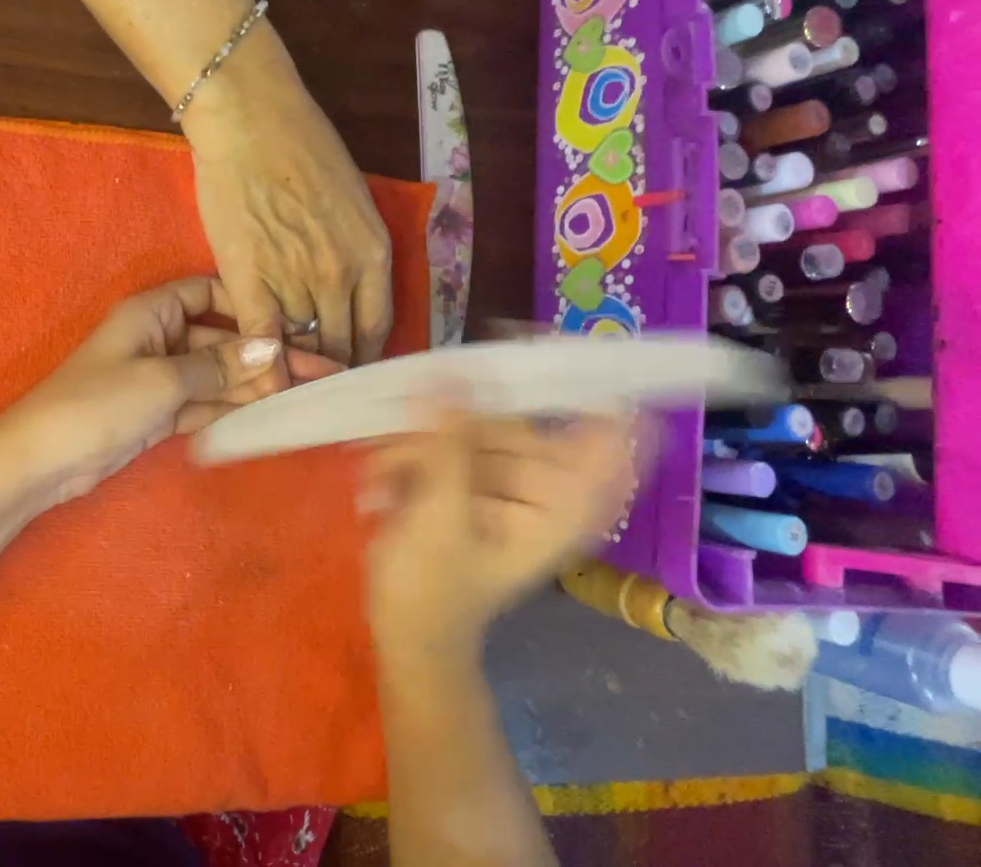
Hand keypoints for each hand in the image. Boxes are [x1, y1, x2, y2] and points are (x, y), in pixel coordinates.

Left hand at [0, 278, 338, 512]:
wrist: (45, 458)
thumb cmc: (99, 403)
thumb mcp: (163, 379)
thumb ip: (218, 366)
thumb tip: (271, 348)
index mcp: (151, 312)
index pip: (208, 293)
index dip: (248, 306)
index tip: (293, 325)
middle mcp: (158, 337)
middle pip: (219, 339)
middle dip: (264, 356)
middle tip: (321, 372)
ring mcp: (158, 377)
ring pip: (215, 375)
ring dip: (255, 385)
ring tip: (308, 395)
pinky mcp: (158, 412)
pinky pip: (203, 402)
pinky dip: (231, 408)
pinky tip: (270, 414)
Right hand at [183, 54, 392, 379]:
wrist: (250, 121)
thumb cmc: (302, 146)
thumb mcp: (350, 200)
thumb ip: (351, 249)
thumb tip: (336, 288)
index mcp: (373, 254)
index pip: (375, 329)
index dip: (362, 361)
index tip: (348, 375)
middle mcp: (342, 275)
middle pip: (340, 346)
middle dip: (330, 376)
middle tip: (316, 395)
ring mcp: (296, 279)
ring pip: (301, 346)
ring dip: (295, 373)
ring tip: (285, 393)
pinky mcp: (250, 279)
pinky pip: (262, 336)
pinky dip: (262, 363)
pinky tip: (257, 383)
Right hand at [361, 396, 650, 655]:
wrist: (407, 635)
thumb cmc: (431, 588)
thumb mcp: (439, 516)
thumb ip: (449, 444)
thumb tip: (453, 371)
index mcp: (568, 502)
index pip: (609, 428)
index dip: (577, 386)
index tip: (520, 355)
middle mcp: (548, 486)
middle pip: (509, 424)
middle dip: (445, 435)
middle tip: (396, 460)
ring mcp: (507, 486)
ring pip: (465, 433)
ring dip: (413, 452)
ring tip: (380, 487)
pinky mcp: (472, 486)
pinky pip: (444, 449)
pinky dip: (408, 462)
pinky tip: (382, 492)